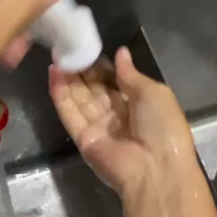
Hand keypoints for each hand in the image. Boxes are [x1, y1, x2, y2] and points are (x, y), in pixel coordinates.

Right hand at [48, 48, 196, 200]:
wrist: (155, 169)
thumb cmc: (163, 126)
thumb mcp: (154, 92)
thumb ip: (131, 74)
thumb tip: (121, 53)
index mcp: (140, 105)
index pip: (116, 82)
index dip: (103, 66)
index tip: (90, 48)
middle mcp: (118, 116)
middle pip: (95, 90)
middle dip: (83, 70)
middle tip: (69, 47)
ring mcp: (99, 129)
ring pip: (80, 99)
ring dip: (69, 78)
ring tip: (58, 54)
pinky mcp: (83, 140)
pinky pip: (70, 114)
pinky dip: (60, 94)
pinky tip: (53, 72)